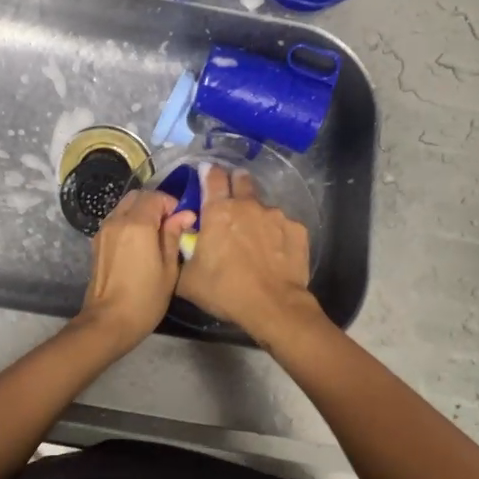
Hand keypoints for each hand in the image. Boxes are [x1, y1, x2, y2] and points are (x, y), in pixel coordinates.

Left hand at [74, 189, 194, 347]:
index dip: (171, 204)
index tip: (181, 221)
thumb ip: (174, 236)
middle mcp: (117, 221)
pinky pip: (115, 220)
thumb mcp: (169, 269)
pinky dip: (128, 222)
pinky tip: (138, 244)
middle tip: (169, 226)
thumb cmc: (145, 299)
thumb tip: (185, 215)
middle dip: (155, 205)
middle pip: (137, 197)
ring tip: (154, 235)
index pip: (155, 197)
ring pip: (124, 206)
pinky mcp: (96, 242)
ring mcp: (103, 230)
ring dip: (140, 212)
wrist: (108, 322)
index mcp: (137, 225)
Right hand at [176, 166, 322, 343]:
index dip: (209, 172)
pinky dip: (277, 233)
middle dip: (235, 182)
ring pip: (263, 205)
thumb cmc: (224, 290)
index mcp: (218, 211)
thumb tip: (181, 242)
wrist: (273, 306)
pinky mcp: (297, 229)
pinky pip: (283, 225)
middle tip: (230, 197)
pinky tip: (275, 251)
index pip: (213, 176)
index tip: (206, 173)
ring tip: (255, 236)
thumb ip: (181, 253)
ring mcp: (276, 215)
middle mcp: (248, 205)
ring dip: (256, 214)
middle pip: (241, 179)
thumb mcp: (187, 278)